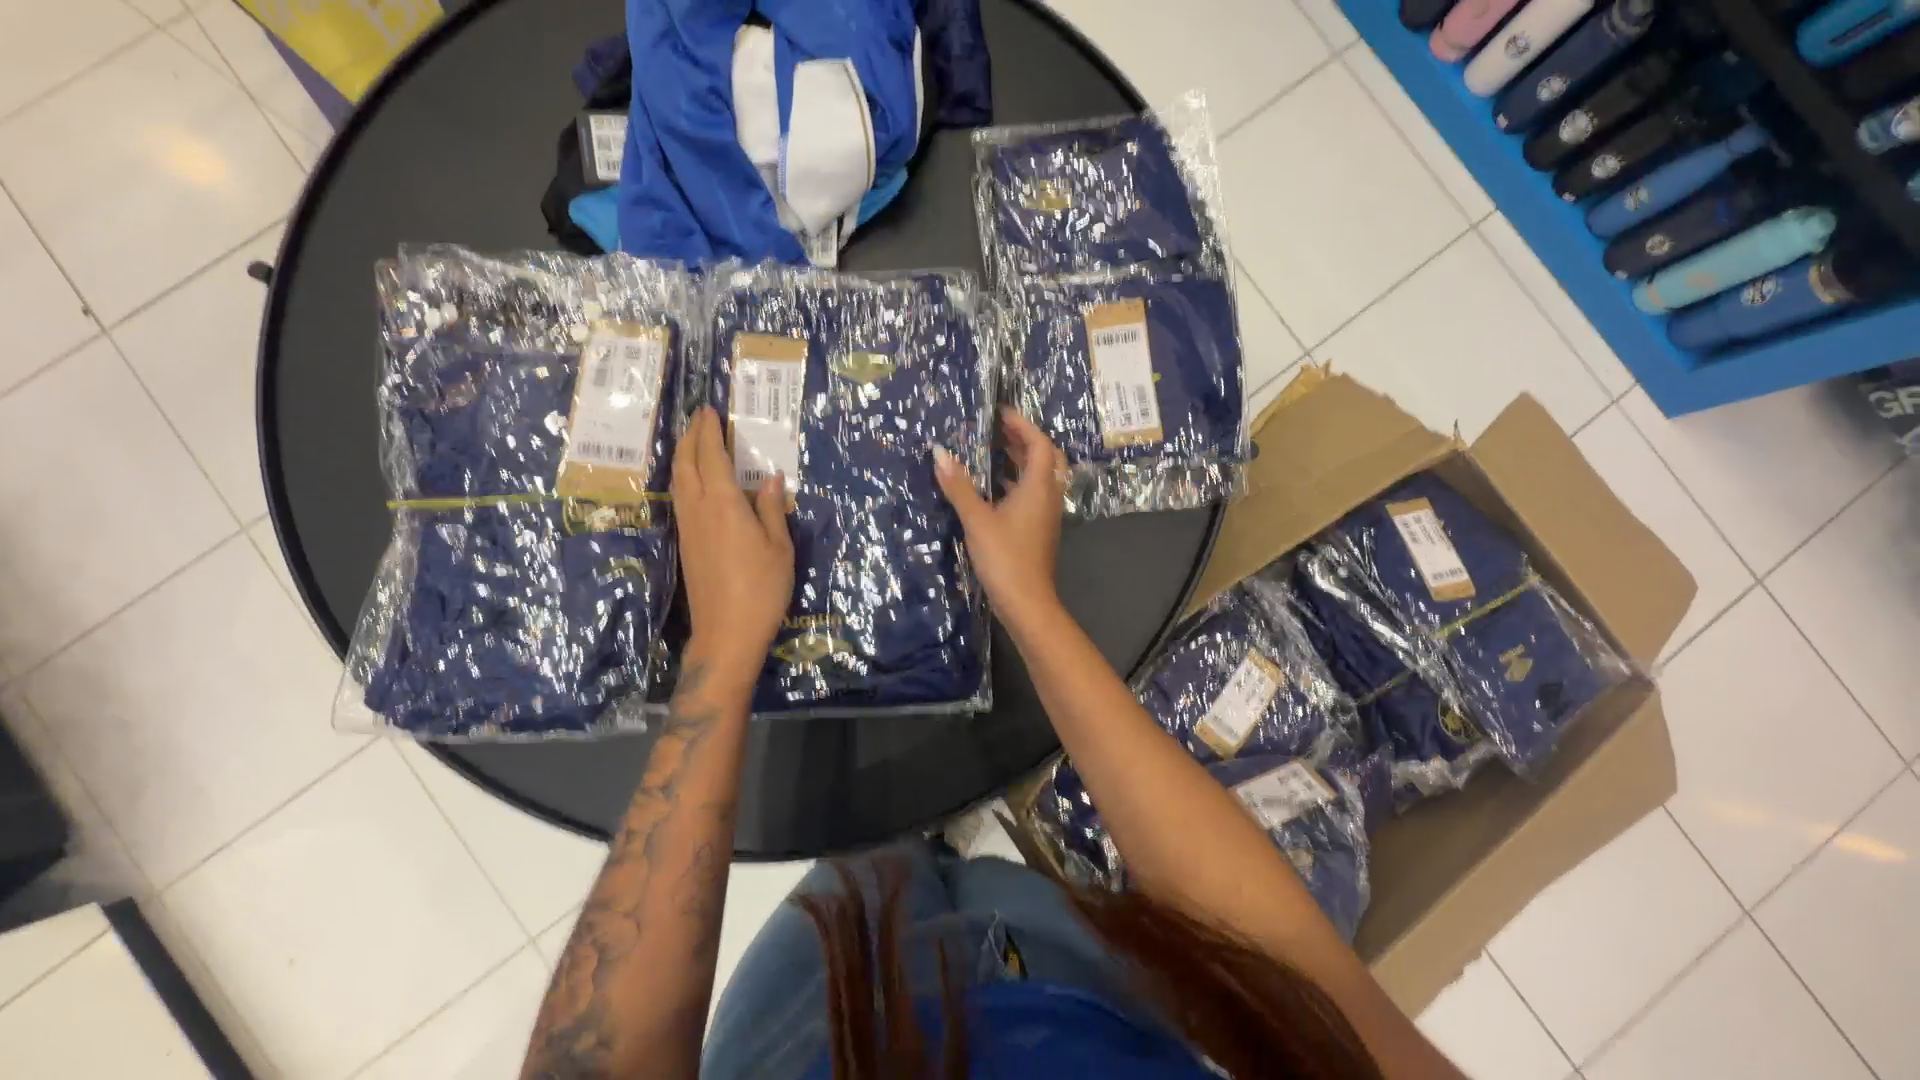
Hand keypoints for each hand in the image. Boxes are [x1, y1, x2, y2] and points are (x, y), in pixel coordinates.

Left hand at [672, 407, 793, 676]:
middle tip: (701, 419)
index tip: (710, 411)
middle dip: (691, 437)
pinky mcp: (685, 544)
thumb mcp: (779, 548)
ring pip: (678, 480)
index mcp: (723, 503)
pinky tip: (696, 481)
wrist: (726, 633)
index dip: (710, 431)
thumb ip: (770, 509)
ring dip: (684, 455)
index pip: (711, 455)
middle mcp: (698, 509)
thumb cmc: (762, 589)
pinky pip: (680, 497)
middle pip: (686, 462)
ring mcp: (687, 527)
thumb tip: (769, 479)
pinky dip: (685, 477)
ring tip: (695, 442)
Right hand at [933, 407, 1065, 625]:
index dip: (1023, 425)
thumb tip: (939, 452)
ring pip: (1038, 478)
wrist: (1027, 602)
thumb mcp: (977, 519)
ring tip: (991, 451)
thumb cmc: (1005, 557)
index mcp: (1039, 487)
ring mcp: (1045, 515)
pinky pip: (1031, 496)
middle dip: (1023, 440)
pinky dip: (1015, 483)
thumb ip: (959, 486)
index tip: (1000, 413)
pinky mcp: (1038, 531)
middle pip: (1044, 458)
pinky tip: (992, 488)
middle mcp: (1048, 497)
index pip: (1039, 444)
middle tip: (997, 429)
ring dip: (1019, 462)